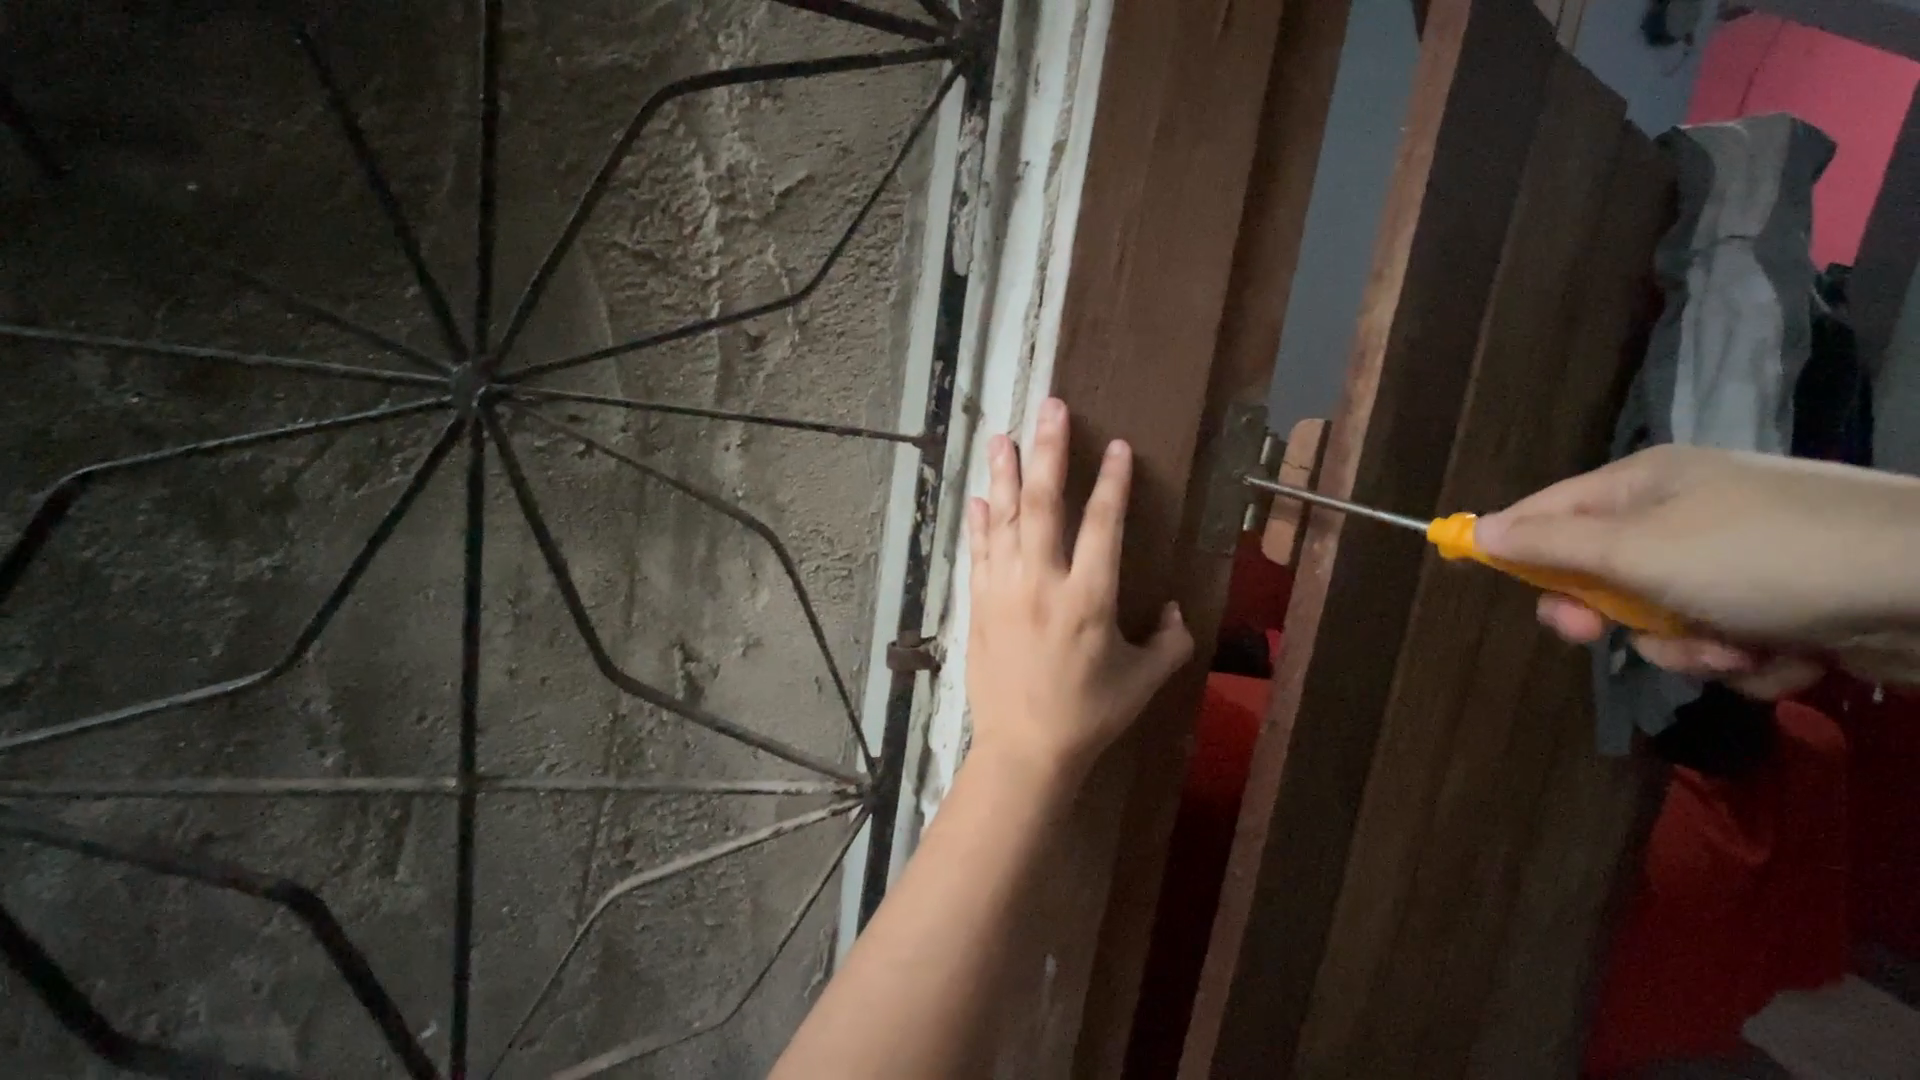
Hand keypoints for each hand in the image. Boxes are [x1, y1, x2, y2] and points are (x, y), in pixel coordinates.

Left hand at [963, 398, 1192, 780]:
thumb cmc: (1090, 715)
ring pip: (1003, 519)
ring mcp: (1004, 591)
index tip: (1116, 446)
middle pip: (1044, 503)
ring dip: (1004, 474)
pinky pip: (979, 552)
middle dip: (1049, 451)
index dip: (1112, 481)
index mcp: (1090, 598)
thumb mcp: (1145, 680)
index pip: (1103, 524)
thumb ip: (1172, 640)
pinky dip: (980, 521)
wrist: (1024, 750)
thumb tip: (1176, 609)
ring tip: (1003, 436)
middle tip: (1049, 408)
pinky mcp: (980, 605)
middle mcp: (1043, 583)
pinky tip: (980, 496)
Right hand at [1475, 444, 1919, 695]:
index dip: (1508, 543)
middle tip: (1597, 635)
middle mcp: (1686, 516)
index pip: (1546, 511)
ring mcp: (1740, 561)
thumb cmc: (1764, 557)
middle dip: (1608, 613)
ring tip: (1736, 648)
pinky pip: (1726, 643)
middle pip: (1601, 573)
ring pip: (1664, 620)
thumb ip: (1550, 545)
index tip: (1469, 570)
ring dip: (1688, 647)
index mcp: (1645, 485)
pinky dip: (1746, 660)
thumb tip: (1477, 529)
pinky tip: (1787, 654)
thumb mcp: (1637, 550)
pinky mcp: (1787, 606)